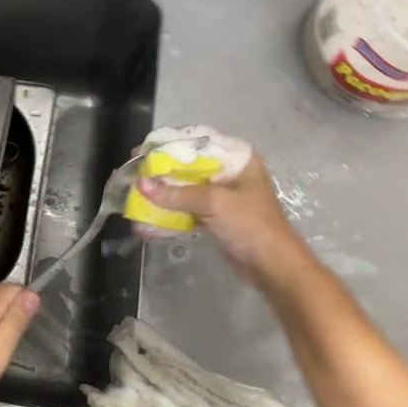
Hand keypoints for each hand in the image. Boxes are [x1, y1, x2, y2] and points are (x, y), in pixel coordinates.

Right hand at [137, 155, 314, 287]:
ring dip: (162, 193)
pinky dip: (169, 212)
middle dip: (161, 170)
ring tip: (135, 195)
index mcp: (238, 158)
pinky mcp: (215, 216)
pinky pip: (187, 208)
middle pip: (189, 164)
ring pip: (186, 187)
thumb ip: (177, 193)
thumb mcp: (214, 203)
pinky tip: (147, 220)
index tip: (143, 150)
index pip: (199, 141)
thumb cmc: (251, 225)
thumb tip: (141, 184)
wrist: (273, 266)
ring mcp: (222, 195)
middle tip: (134, 173)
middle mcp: (229, 172)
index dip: (169, 144)